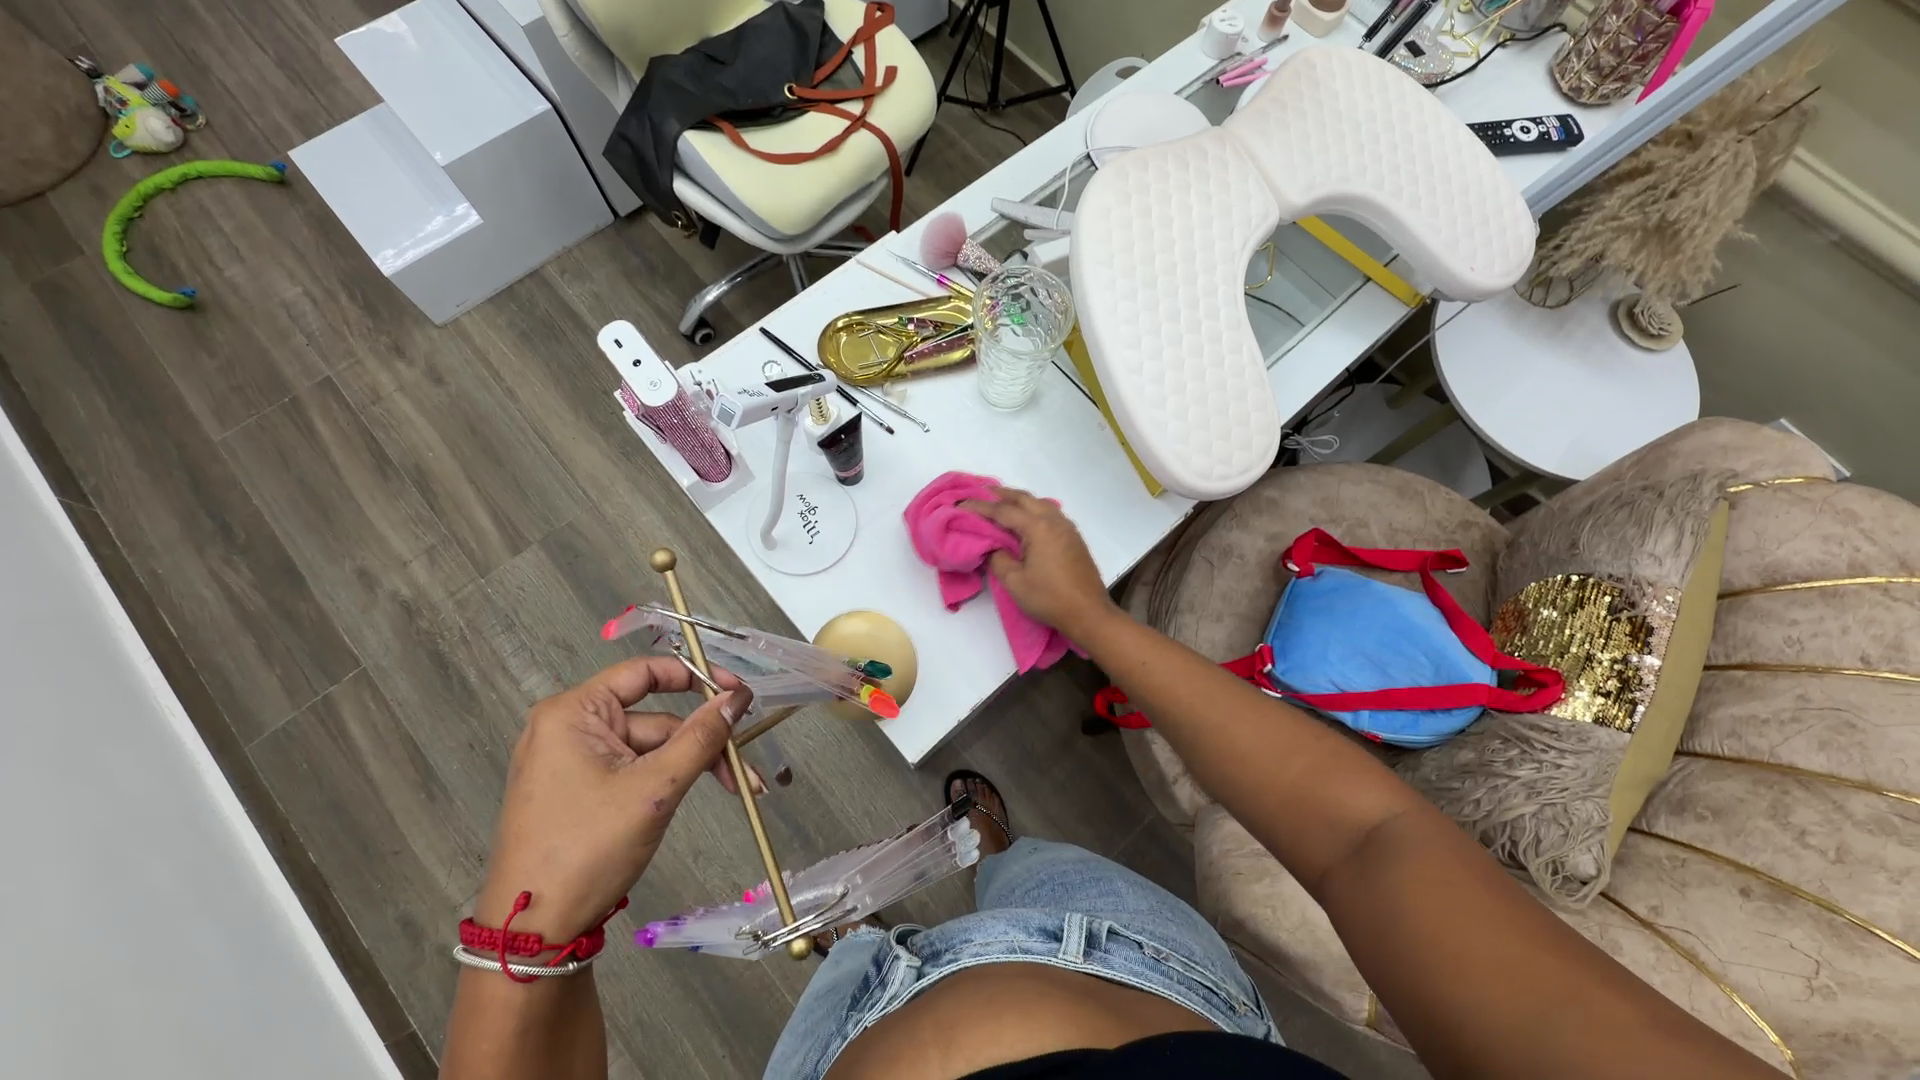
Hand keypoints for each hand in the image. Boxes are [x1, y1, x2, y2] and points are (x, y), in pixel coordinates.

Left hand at [471, 656, 752, 940]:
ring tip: (737, 789)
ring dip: (692, 766)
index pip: (645, 673)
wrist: (534, 931)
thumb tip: (738, 697)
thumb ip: (701, 737)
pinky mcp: (579, 791)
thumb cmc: (588, 849)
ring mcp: (572, 761)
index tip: (740, 694)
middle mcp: (569, 727)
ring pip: (649, 749)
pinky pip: (633, 771)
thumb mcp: (655, 789)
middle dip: (704, 741)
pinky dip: (667, 781)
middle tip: (747, 767)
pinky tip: (695, 796)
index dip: (697, 677)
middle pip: (655, 718)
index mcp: (573, 712)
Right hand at [963, 487, 1120, 640]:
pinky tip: (1026, 519)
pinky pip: (1050, 513)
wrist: (1089, 613)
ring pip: (1039, 503)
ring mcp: (1067, 528)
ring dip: (1019, 500)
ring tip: (1001, 502)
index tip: (961, 503)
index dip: (980, 506)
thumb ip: (998, 559)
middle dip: (1000, 494)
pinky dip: (1033, 509)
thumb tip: (992, 547)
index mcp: (1038, 528)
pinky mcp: (1073, 538)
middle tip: (980, 492)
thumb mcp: (1015, 582)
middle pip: (1023, 498)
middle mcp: (1054, 520)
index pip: (1003, 510)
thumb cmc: (1050, 598)